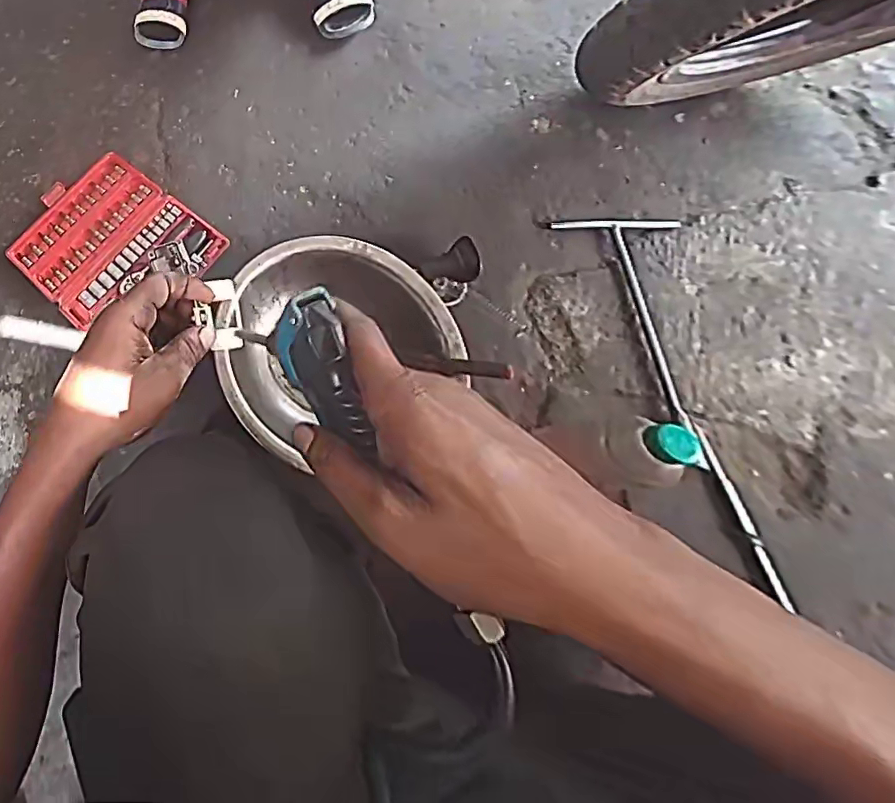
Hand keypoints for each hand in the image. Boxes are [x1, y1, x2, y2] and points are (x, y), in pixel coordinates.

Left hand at [39, 272, 213, 460]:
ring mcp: (108, 334)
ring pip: (148, 315)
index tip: (211, 297)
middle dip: (186, 306)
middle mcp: (112, 319)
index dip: (192, 286)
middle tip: (208, 320)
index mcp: (124, 315)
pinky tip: (174, 354)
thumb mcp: (164, 377)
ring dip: (174, 324)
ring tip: (194, 342)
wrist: (74, 434)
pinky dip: (159, 337)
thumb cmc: (105, 410)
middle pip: (156, 295)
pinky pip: (138, 332)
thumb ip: (189, 349)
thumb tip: (203, 335)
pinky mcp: (107, 351)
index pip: (163, 281)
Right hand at [296, 304, 651, 630]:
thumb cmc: (505, 550)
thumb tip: (309, 441)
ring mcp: (470, 405)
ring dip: (384, 430)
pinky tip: (433, 491)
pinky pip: (433, 416)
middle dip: (349, 407)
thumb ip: (341, 473)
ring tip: (398, 489)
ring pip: (403, 400)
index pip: (359, 338)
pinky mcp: (489, 423)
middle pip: (374, 376)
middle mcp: (442, 392)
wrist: (596, 563)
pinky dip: (415, 440)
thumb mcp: (396, 528)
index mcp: (410, 406)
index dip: (322, 330)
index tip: (298, 340)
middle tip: (344, 457)